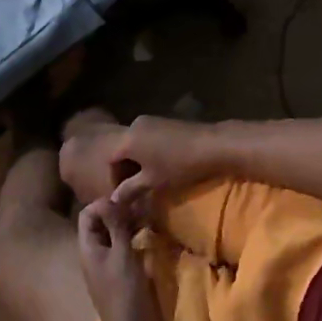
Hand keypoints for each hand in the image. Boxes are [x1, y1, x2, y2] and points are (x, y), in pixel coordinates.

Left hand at [77, 198, 160, 320]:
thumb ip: (116, 225)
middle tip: (141, 203)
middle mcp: (95, 254)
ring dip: (128, 222)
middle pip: (100, 222)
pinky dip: (134, 236)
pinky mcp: (122, 274)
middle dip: (118, 209)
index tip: (126, 201)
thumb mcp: (122, 256)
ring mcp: (108, 265)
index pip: (87, 213)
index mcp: (88, 249)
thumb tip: (111, 196)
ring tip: (148, 213)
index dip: (104, 203)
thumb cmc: (125, 295)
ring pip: (114, 233)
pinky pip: (125, 246)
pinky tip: (150, 233)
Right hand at [108, 117, 226, 216]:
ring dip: (137, 161)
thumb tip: (113, 200)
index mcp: (127, 138)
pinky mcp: (164, 120)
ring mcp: (151, 120)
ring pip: (135, 143)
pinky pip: (147, 137)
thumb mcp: (152, 182)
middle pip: (122, 149)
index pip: (110, 160)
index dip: (114, 179)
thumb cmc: (178, 165)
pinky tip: (159, 165)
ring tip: (147, 179)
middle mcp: (135, 124)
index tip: (123, 196)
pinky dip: (147, 152)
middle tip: (134, 189)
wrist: (211, 144)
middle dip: (125, 170)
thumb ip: (129, 190)